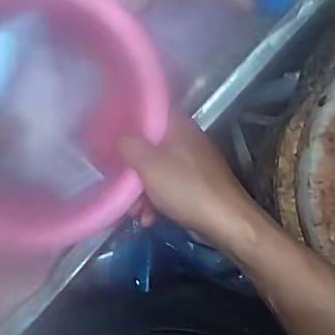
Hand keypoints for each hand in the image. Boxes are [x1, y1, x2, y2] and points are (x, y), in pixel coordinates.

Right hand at [118, 117, 265, 251]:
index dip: (126, 124)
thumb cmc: (185, 186)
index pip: (147, 114)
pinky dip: (157, 201)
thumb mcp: (148, 163)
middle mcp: (187, 139)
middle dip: (131, 169)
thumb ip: (128, 145)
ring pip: (157, 170)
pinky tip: (150, 218)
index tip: (108, 138)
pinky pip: (169, 187)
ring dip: (141, 191)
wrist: (226, 220)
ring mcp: (194, 163)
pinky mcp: (197, 184)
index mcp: (178, 126)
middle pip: (149, 146)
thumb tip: (119, 138)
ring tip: (135, 212)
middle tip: (118, 184)